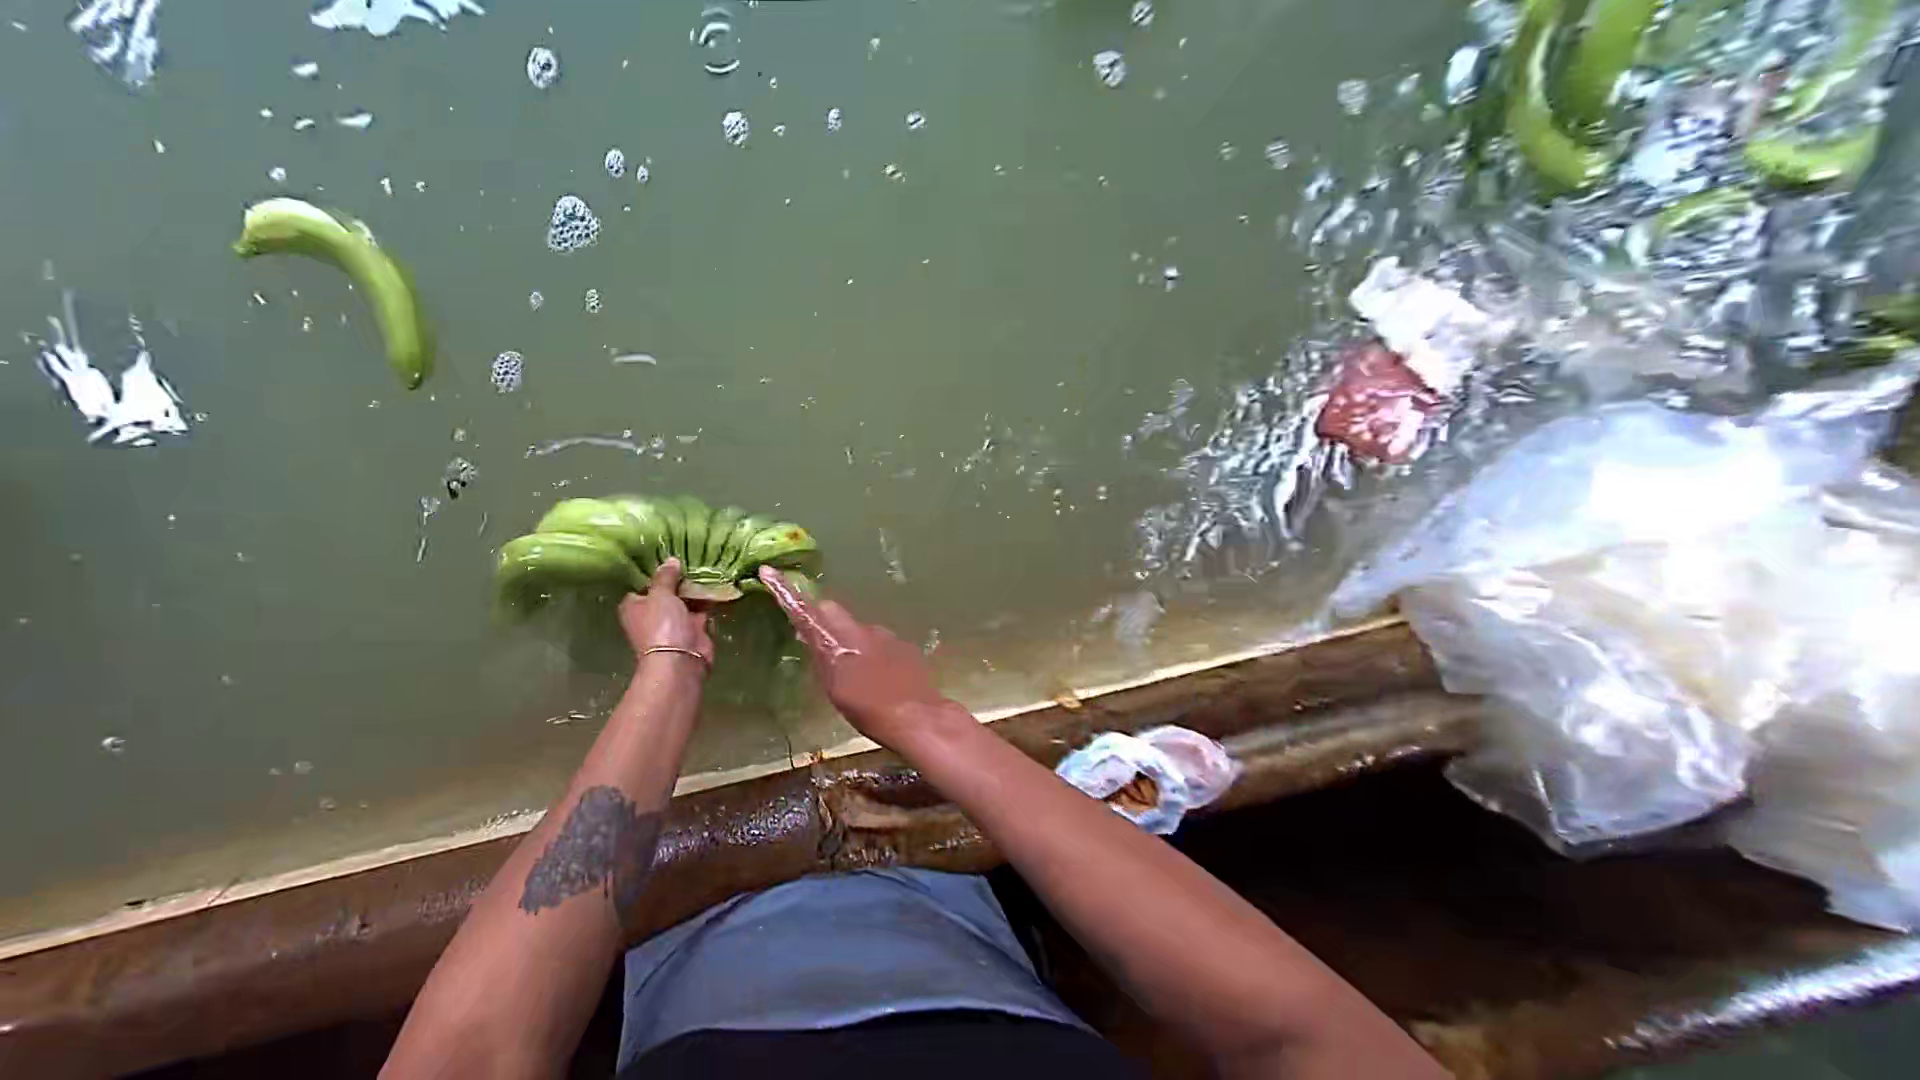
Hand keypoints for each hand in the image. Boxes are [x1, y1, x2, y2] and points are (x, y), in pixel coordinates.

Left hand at [618, 559, 714, 672]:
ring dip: (696, 588)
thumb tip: (670, 560)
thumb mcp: (660, 594)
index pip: (644, 584)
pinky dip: (709, 599)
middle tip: (694, 559)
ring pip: (686, 599)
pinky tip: (718, 583)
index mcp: (634, 605)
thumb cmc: (662, 625)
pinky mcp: (694, 628)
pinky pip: (702, 609)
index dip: (657, 573)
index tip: (671, 559)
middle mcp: (652, 613)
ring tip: (709, 567)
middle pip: (667, 591)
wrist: (681, 659)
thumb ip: (665, 576)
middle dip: (680, 579)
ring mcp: (674, 622)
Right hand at [757, 565, 960, 749]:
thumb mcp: (833, 687)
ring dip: (848, 639)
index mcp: (839, 639)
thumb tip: (808, 635)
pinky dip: (870, 651)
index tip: (769, 571)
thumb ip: (822, 656)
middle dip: (820, 618)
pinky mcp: (904, 646)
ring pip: (858, 628)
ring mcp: (886, 636)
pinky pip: (879, 642)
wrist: (916, 716)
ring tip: (848, 667)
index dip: (786, 591)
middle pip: (834, 612)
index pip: (807, 609)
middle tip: (811, 638)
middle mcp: (863, 629)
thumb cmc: (867, 708)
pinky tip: (875, 674)